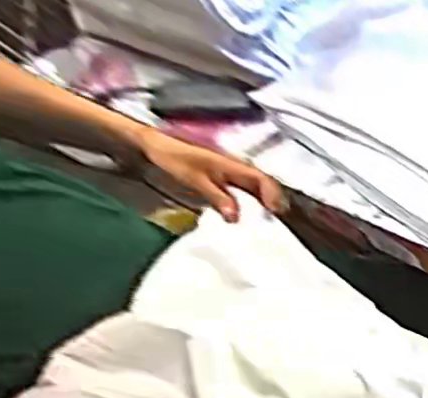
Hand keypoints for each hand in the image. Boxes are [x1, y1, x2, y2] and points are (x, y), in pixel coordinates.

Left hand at [130, 128, 285, 220]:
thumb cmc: (174, 158)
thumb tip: (235, 218)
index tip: (273, 213)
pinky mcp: (230, 181)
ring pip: (260, 192)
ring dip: (264, 207)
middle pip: (268, 188)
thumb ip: (216, 197)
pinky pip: (249, 193)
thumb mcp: (194, 178)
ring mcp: (236, 176)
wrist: (153, 144)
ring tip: (261, 222)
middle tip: (271, 222)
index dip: (274, 197)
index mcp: (235, 167)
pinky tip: (247, 214)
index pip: (265, 181)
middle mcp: (240, 171)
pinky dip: (253, 205)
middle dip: (274, 205)